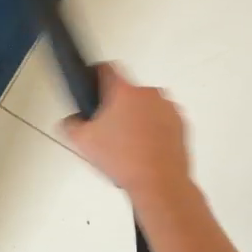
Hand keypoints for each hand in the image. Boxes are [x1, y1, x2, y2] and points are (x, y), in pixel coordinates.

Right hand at [63, 64, 192, 204]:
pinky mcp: (181, 123)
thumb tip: (71, 121)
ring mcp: (168, 107)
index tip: (92, 79)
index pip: (106, 68)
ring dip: (136, 118)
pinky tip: (142, 149)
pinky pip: (161, 119)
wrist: (159, 182)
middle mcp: (148, 93)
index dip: (95, 73)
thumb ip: (71, 124)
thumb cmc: (126, 161)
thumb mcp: (83, 143)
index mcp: (123, 91)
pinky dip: (153, 129)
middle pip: (126, 90)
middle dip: (116, 105)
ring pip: (145, 106)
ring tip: (126, 144)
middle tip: (107, 128)